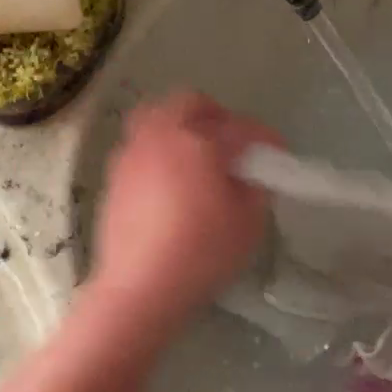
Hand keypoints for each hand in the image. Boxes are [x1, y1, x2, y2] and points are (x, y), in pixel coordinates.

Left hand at [87, 92, 280, 326]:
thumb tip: (249, 175)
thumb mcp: (249, 224)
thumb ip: (255, 189)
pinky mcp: (114, 179)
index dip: (265, 138)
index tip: (277, 153)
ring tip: (199, 161)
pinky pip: (143, 149)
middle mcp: (160, 136)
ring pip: (157, 121)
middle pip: (189, 104)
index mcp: (199, 141)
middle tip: (232, 143)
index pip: (241, 128)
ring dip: (182, 130)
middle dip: (216, 116)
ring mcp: (131, 155)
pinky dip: (162, 154)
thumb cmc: (202, 254)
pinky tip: (173, 186)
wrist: (139, 288)